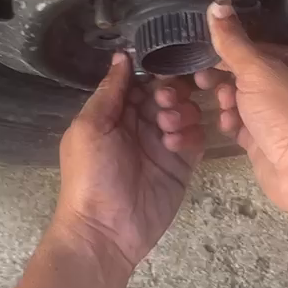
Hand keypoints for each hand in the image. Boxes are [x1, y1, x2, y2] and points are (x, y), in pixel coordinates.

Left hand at [52, 53, 206, 269]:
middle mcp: (140, 124)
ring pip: (185, 111)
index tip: (161, 69)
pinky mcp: (182, 164)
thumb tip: (122, 56)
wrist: (105, 231)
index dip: (152, 72)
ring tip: (167, 127)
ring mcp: (163, 144)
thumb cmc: (91, 176)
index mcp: (115, 113)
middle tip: (164, 103)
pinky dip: (190, 135)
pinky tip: (174, 145)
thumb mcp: (90, 127)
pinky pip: (196, 137)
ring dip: (181, 112)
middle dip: (170, 91)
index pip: (140, 81)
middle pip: (167, 92)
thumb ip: (109, 91)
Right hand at [194, 2, 287, 217]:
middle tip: (201, 83)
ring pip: (237, 100)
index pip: (248, 46)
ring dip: (225, 103)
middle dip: (220, 78)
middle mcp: (282, 84)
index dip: (222, 49)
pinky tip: (229, 128)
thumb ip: (233, 41)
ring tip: (225, 109)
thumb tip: (217, 2)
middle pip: (240, 74)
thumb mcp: (258, 70)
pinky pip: (239, 125)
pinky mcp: (263, 140)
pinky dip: (231, 124)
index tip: (196, 55)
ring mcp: (273, 114)